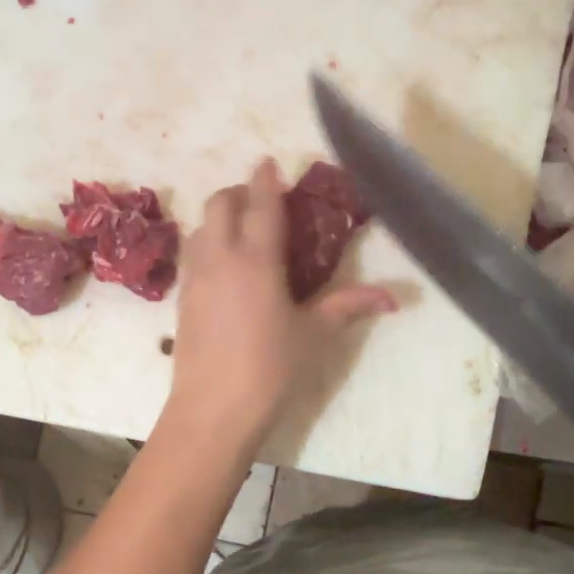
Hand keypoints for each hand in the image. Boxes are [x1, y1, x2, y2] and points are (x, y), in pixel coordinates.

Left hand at [162, 159, 395, 451]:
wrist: (213, 410)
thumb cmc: (269, 370)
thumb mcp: (313, 336)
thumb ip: (348, 307)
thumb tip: (393, 299)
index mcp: (256, 259)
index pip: (261, 204)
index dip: (266, 179)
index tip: (268, 162)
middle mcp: (219, 258)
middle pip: (219, 204)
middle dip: (238, 193)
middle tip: (259, 202)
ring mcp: (194, 279)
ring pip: (199, 229)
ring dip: (218, 219)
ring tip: (239, 232)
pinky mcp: (181, 302)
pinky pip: (191, 257)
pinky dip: (205, 246)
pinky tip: (221, 268)